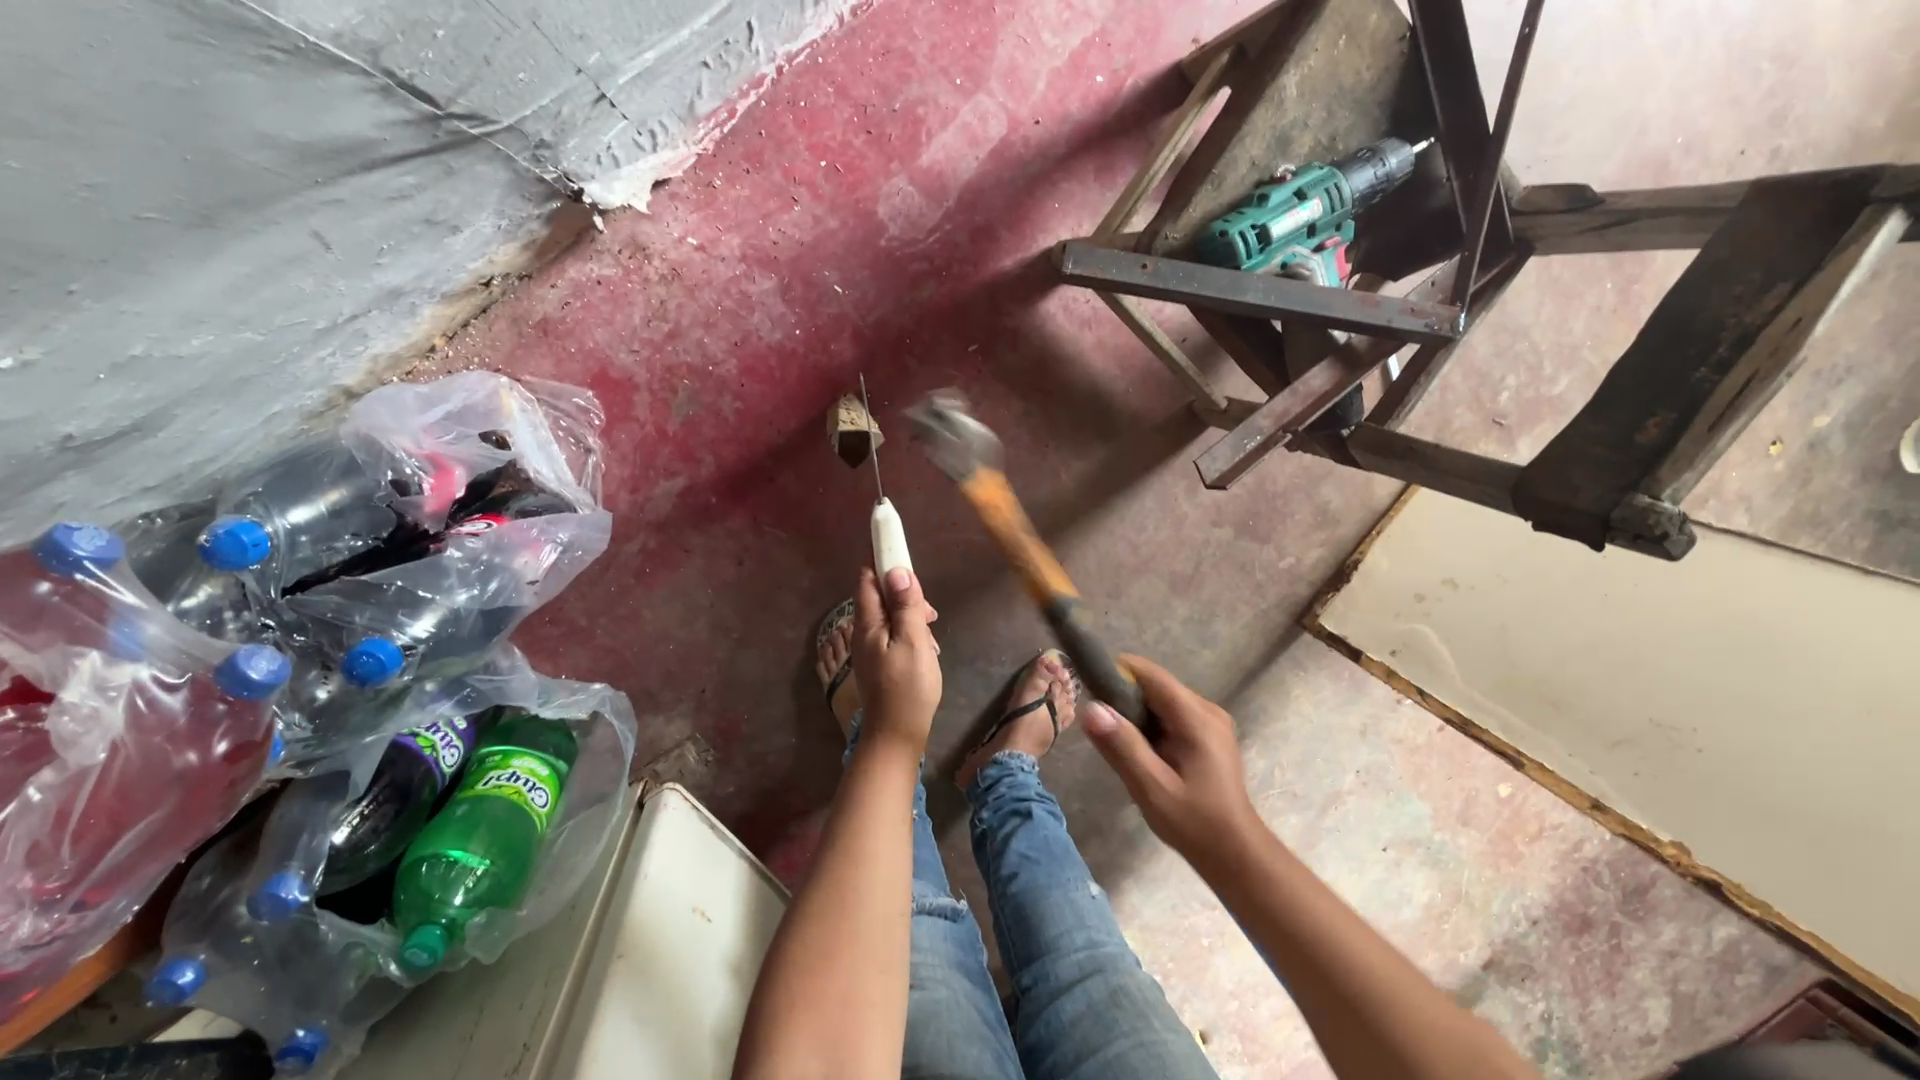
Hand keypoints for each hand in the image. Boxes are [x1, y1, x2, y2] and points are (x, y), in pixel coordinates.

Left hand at [851, 566, 941, 752]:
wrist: (896, 734)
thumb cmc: (908, 688)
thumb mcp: (913, 642)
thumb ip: (905, 606)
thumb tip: (896, 570)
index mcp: (867, 624)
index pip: (868, 580)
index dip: (886, 567)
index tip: (911, 570)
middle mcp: (862, 633)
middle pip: (881, 597)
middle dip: (906, 597)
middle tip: (930, 615)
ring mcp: (869, 649)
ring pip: (890, 618)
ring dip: (912, 618)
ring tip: (931, 638)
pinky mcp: (879, 662)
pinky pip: (893, 636)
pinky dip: (910, 635)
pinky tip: (925, 652)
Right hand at [1082, 654, 1259, 863]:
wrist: (1235, 852)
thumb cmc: (1194, 822)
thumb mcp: (1151, 788)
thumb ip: (1122, 746)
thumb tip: (1091, 708)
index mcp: (1197, 719)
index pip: (1153, 676)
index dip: (1119, 673)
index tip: (1089, 686)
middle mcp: (1208, 711)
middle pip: (1157, 686)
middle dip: (1126, 700)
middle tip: (1103, 731)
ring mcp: (1212, 722)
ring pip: (1163, 701)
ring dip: (1138, 715)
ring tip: (1121, 746)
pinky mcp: (1209, 734)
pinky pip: (1172, 716)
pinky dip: (1152, 727)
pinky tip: (1143, 755)